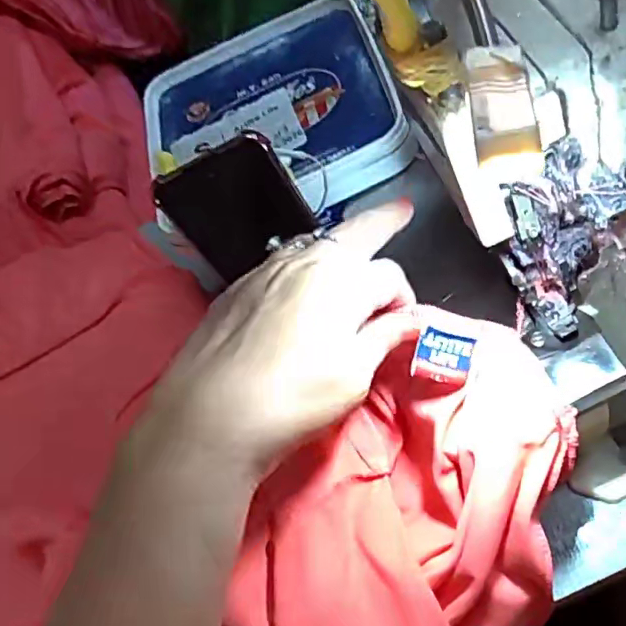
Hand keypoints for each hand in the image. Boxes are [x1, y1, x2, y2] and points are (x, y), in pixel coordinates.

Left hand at [129, 199, 420, 483]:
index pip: (391, 276)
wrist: (212, 415)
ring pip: (317, 246)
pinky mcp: (239, 287)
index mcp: (343, 279)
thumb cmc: (296, 397)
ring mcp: (267, 269)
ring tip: (355, 255)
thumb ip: (385, 336)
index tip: (405, 328)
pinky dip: (308, 265)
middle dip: (383, 221)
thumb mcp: (355, 372)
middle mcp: (305, 260)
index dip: (406, 300)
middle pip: (355, 233)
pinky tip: (308, 288)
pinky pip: (285, 263)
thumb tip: (412, 319)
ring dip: (343, 247)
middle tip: (402, 210)